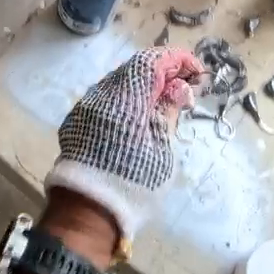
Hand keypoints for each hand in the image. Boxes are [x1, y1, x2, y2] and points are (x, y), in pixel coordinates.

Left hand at [45, 48, 203, 255]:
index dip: (177, 60)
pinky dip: (126, 100)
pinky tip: (139, 116)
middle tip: (184, 88)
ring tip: (164, 102)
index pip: (151, 62)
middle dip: (161, 72)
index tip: (196, 71)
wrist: (87, 213)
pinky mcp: (77, 122)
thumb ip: (168, 111)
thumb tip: (179, 87)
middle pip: (133, 69)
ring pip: (118, 83)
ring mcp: (85, 108)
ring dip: (143, 86)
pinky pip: (105, 99)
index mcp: (125, 99)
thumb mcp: (161, 149)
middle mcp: (101, 95)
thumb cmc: (132, 183)